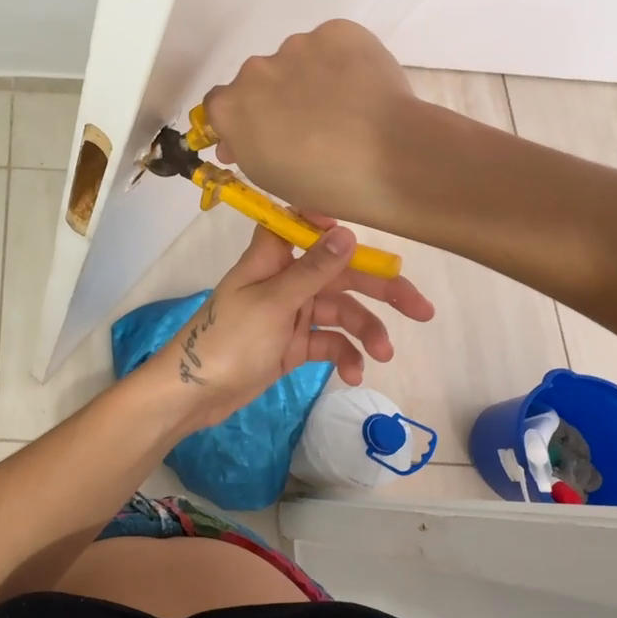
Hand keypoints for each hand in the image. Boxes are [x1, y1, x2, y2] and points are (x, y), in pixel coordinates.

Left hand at [146, 219, 434, 431]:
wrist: (195, 393)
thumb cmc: (229, 339)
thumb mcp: (274, 303)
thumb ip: (312, 270)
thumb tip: (345, 231)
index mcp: (270, 258)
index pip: (302, 225)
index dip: (332, 224)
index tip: (368, 234)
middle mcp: (282, 280)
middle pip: (337, 273)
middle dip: (379, 289)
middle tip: (421, 310)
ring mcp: (288, 314)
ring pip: (339, 311)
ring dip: (365, 331)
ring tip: (383, 355)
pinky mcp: (292, 345)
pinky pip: (328, 343)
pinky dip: (344, 356)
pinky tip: (353, 375)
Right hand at [204, 19, 427, 230]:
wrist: (391, 158)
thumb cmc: (322, 182)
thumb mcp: (267, 177)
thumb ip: (244, 148)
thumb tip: (237, 139)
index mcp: (229, 107)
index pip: (220, 104)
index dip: (243, 119)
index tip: (264, 135)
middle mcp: (253, 70)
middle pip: (258, 80)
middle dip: (276, 97)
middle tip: (310, 124)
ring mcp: (295, 46)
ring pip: (295, 59)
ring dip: (309, 76)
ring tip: (344, 106)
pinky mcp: (336, 31)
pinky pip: (330, 44)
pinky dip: (341, 61)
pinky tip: (362, 86)